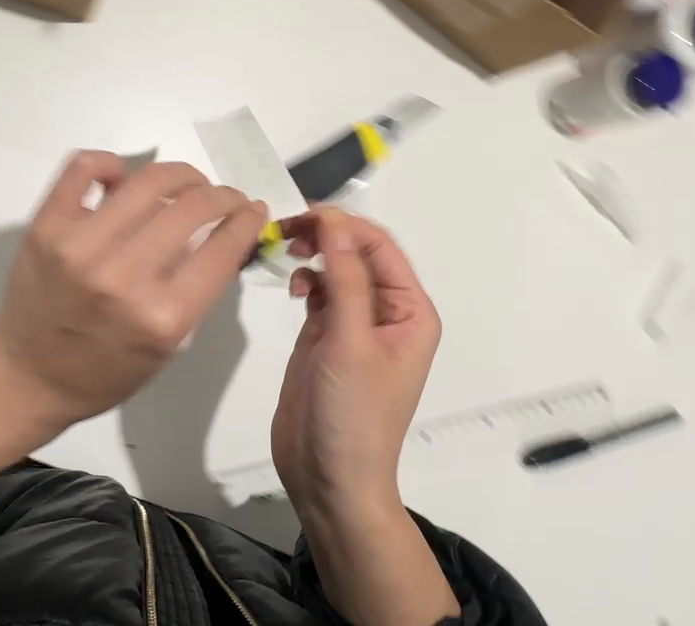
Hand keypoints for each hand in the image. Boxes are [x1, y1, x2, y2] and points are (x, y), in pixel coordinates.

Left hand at [0, 151, 269, 431]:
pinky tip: (122, 178)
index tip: (254, 210)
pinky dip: (111, 163)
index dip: (247, 221)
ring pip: (146, 180)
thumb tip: (220, 232)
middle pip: (192, 206)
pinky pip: (84, 167)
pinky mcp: (46, 227)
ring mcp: (79, 247)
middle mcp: (121, 277)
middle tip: (226, 197)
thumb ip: (196, 290)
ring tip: (187, 183)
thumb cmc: (105, 371)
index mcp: (161, 317)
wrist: (27, 376)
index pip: (222, 249)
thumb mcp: (168, 346)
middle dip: (223, 195)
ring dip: (181, 174)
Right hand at [271, 206, 440, 523]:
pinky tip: (292, 286)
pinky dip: (304, 277)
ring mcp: (354, 323)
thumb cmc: (353, 415)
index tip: (302, 215)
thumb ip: (343, 277)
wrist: (329, 480)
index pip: (380, 247)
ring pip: (335, 266)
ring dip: (312, 252)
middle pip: (357, 252)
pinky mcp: (325, 335)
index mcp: (410, 311)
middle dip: (325, 234)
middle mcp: (386, 311)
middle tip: (285, 230)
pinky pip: (319, 288)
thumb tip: (334, 220)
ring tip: (285, 253)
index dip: (345, 224)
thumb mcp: (351, 343)